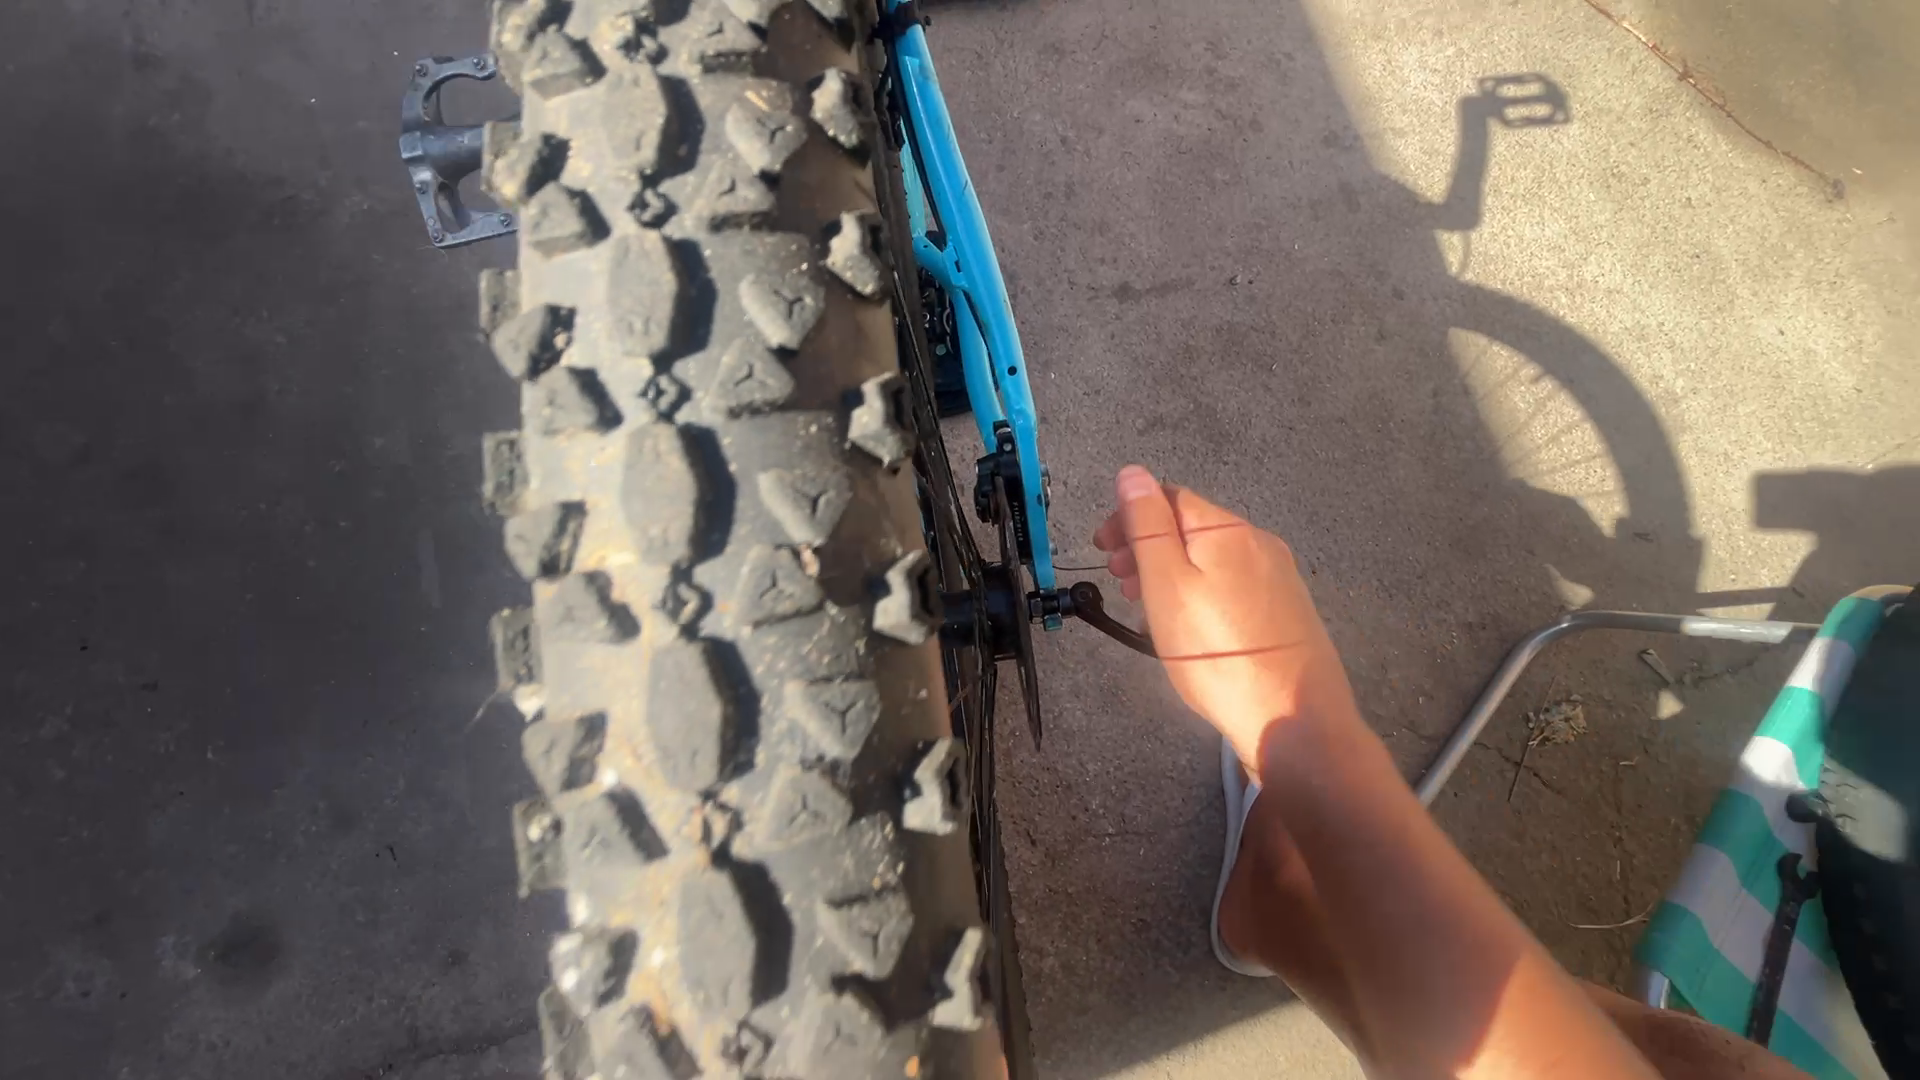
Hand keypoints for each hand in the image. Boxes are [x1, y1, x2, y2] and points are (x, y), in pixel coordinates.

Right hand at [1093, 466, 1359, 776]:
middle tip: (1118, 583)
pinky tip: (1190, 624)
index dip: (1127, 515)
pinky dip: (1198, 588)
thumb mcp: (1166, 585)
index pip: (1167, 496)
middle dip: (1146, 543)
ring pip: (1210, 555)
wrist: (1292, 717)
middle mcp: (1257, 540)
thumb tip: (1132, 472)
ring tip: (1146, 606)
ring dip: (1170, 568)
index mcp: (1225, 529)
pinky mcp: (1286, 607)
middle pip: (1190, 525)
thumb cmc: (1214, 651)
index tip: (1101, 551)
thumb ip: (1147, 525)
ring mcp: (1277, 575)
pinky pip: (1230, 581)